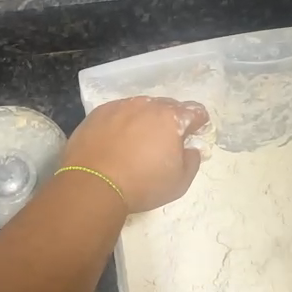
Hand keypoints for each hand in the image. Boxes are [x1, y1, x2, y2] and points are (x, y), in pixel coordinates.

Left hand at [61, 97, 208, 212]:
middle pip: (167, 106)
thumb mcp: (179, 182)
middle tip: (166, 140)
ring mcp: (120, 107)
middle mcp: (147, 106)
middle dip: (171, 120)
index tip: (195, 133)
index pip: (195, 112)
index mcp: (172, 118)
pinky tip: (117, 139)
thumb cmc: (142, 185)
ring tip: (139, 140)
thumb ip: (192, 161)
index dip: (198, 122)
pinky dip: (122, 122)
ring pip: (140, 108)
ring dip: (145, 119)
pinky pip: (117, 113)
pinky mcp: (98, 113)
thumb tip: (190, 149)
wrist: (93, 185)